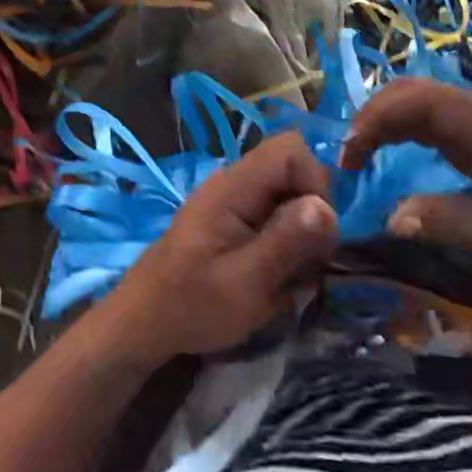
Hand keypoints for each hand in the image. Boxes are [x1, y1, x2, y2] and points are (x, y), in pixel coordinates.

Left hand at [100, 132, 338, 362]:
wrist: (145, 322)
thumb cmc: (193, 305)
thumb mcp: (246, 281)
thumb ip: (287, 241)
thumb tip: (327, 207)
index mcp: (233, 187)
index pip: (290, 150)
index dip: (315, 182)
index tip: (317, 231)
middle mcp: (233, 184)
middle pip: (294, 171)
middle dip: (312, 213)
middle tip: (305, 260)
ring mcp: (232, 201)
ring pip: (288, 196)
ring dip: (300, 234)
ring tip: (288, 275)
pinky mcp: (233, 221)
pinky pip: (274, 217)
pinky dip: (285, 244)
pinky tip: (274, 277)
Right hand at [340, 79, 471, 290]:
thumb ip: (442, 221)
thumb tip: (387, 218)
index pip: (417, 101)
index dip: (374, 120)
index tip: (348, 155)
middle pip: (417, 93)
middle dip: (375, 115)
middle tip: (348, 154)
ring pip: (426, 104)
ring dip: (389, 121)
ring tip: (362, 155)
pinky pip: (440, 121)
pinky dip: (408, 132)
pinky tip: (395, 155)